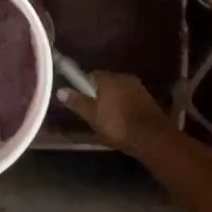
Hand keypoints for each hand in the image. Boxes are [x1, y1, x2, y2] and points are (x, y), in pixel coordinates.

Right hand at [58, 71, 174, 153]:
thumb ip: (77, 102)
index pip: (90, 76)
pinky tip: (123, 120)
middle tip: (94, 113)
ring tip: (109, 119)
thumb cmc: (117, 125)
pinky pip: (129, 98)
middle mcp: (122, 76)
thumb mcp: (92, 116)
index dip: (84, 88)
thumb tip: (60, 90)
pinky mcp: (146, 98)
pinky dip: (124, 105)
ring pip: (118, 90)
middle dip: (99, 94)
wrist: (150, 135)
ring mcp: (137, 86)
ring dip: (113, 100)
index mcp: (107, 78)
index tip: (81, 102)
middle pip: (105, 82)